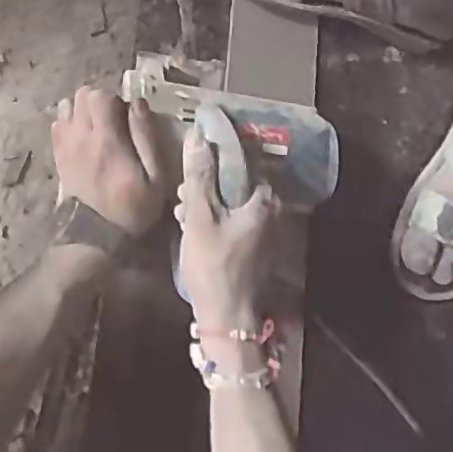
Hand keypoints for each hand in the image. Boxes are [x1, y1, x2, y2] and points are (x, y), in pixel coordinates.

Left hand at [52, 86, 169, 236]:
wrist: (95, 235)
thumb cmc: (132, 207)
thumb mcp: (155, 177)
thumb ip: (146, 137)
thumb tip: (137, 104)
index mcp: (106, 139)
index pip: (100, 95)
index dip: (115, 99)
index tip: (127, 117)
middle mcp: (80, 136)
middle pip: (81, 95)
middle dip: (99, 101)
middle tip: (113, 120)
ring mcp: (65, 145)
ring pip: (65, 106)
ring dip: (81, 110)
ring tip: (96, 127)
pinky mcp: (58, 155)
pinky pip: (57, 125)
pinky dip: (69, 124)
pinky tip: (82, 139)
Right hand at [176, 127, 278, 325]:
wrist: (226, 317)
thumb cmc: (213, 264)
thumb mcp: (200, 216)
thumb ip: (199, 175)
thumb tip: (196, 134)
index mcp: (264, 202)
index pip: (242, 162)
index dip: (215, 157)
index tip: (193, 159)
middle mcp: (270, 214)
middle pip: (234, 184)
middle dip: (206, 184)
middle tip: (182, 193)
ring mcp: (262, 233)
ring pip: (229, 204)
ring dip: (205, 203)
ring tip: (182, 212)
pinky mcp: (251, 248)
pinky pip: (230, 221)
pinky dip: (212, 220)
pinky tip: (190, 227)